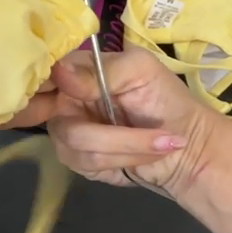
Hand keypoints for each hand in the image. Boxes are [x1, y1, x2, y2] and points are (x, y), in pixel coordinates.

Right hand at [13, 45, 228, 197]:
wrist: (189, 147)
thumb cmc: (167, 100)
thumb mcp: (141, 71)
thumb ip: (101, 71)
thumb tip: (59, 71)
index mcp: (73, 72)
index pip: (42, 74)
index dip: (45, 85)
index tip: (70, 92)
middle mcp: (61, 102)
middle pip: (53, 116)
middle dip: (107, 130)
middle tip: (148, 131)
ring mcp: (65, 133)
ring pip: (75, 142)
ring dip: (127, 145)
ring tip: (161, 143)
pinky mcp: (76, 161)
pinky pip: (86, 161)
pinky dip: (124, 158)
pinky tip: (147, 155)